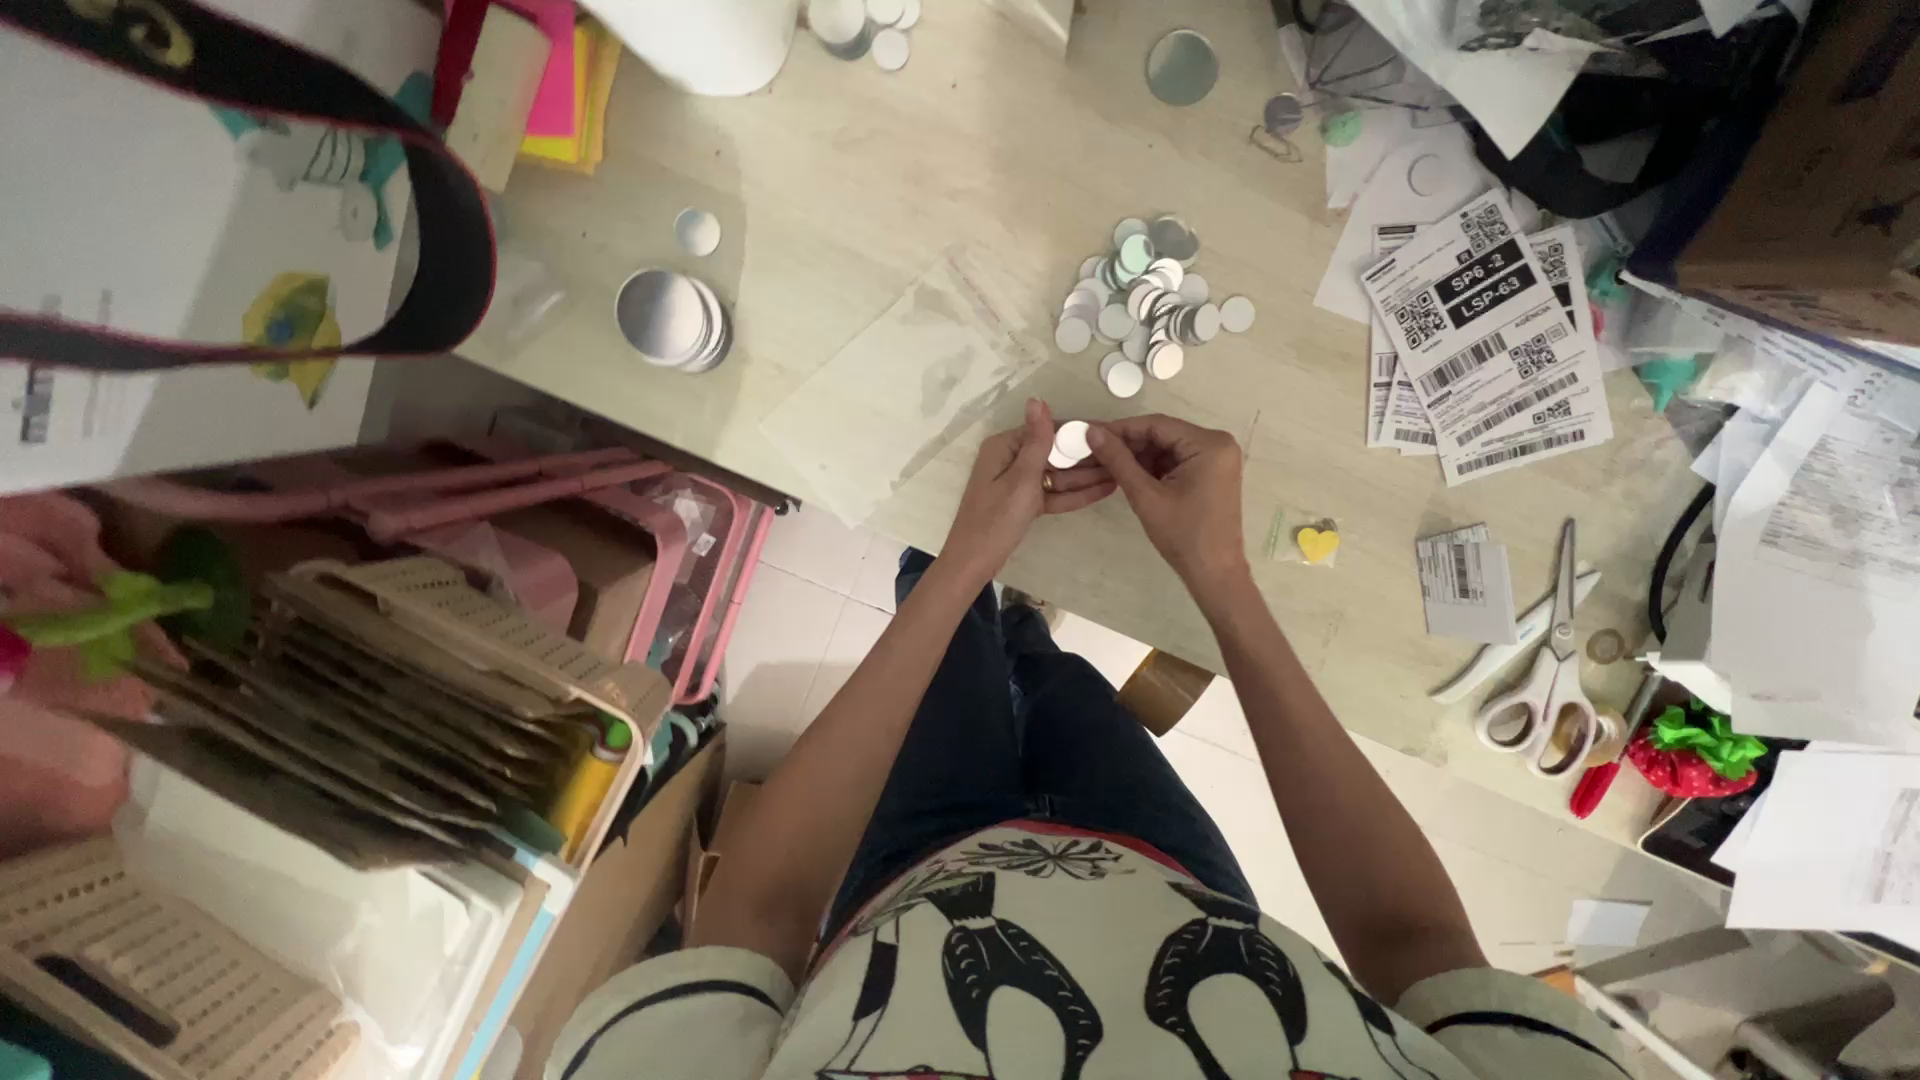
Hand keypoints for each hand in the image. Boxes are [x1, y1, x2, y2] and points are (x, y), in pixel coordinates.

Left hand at [942, 399, 1116, 581]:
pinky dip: (1076, 493)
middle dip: (1089, 455)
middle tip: (1126, 454)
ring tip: (1123, 471)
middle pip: (1056, 453)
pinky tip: (1105, 489)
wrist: (974, 563)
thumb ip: (1037, 441)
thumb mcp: (1021, 478)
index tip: (1113, 432)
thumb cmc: (996, 519)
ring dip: (1088, 475)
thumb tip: (1037, 399)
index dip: (1081, 432)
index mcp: (1005, 447)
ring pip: (1058, 475)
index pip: (1049, 431)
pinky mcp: (1025, 503)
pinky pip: (1054, 493)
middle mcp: (1011, 459)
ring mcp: (1018, 482)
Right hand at [1084, 415, 1249, 592]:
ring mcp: (1217, 459)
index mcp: (1209, 444)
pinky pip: (1177, 461)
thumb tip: (1092, 432)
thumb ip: (1118, 460)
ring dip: (1139, 456)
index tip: (1091, 434)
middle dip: (1129, 444)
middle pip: (1163, 435)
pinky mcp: (1212, 474)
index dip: (1121, 429)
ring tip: (1106, 464)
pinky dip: (1154, 467)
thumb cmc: (1182, 535)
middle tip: (1095, 450)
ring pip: (1168, 448)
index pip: (1157, 425)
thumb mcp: (1145, 495)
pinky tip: (1129, 475)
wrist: (1214, 572)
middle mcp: (1218, 444)